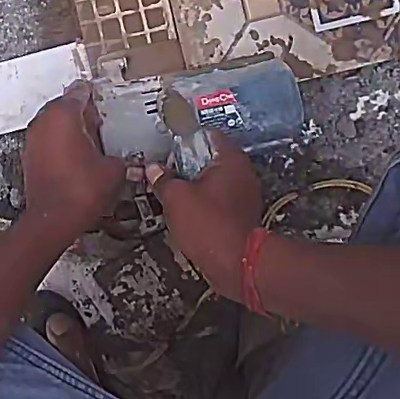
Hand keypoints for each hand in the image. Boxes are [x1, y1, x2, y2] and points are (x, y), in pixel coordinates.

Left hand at [20, 82, 128, 238]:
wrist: (55, 219)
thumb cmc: (78, 193)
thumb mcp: (113, 170)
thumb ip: (119, 156)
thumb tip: (123, 161)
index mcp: (64, 116)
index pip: (78, 92)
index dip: (92, 93)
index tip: (97, 92)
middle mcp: (44, 124)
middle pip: (63, 106)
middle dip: (81, 110)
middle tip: (99, 118)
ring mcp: (34, 141)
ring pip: (53, 123)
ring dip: (70, 127)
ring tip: (91, 138)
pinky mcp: (31, 158)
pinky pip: (48, 141)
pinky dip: (61, 143)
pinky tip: (77, 155)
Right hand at [145, 133, 261, 297]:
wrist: (236, 263)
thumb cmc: (207, 224)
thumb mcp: (176, 198)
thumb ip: (163, 180)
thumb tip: (153, 169)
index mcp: (231, 159)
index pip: (208, 135)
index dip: (185, 139)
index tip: (167, 149)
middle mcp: (243, 172)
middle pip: (211, 158)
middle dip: (187, 164)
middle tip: (165, 172)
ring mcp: (246, 194)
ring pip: (215, 181)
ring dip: (195, 185)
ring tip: (172, 193)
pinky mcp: (243, 214)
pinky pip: (221, 200)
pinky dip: (206, 202)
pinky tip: (188, 212)